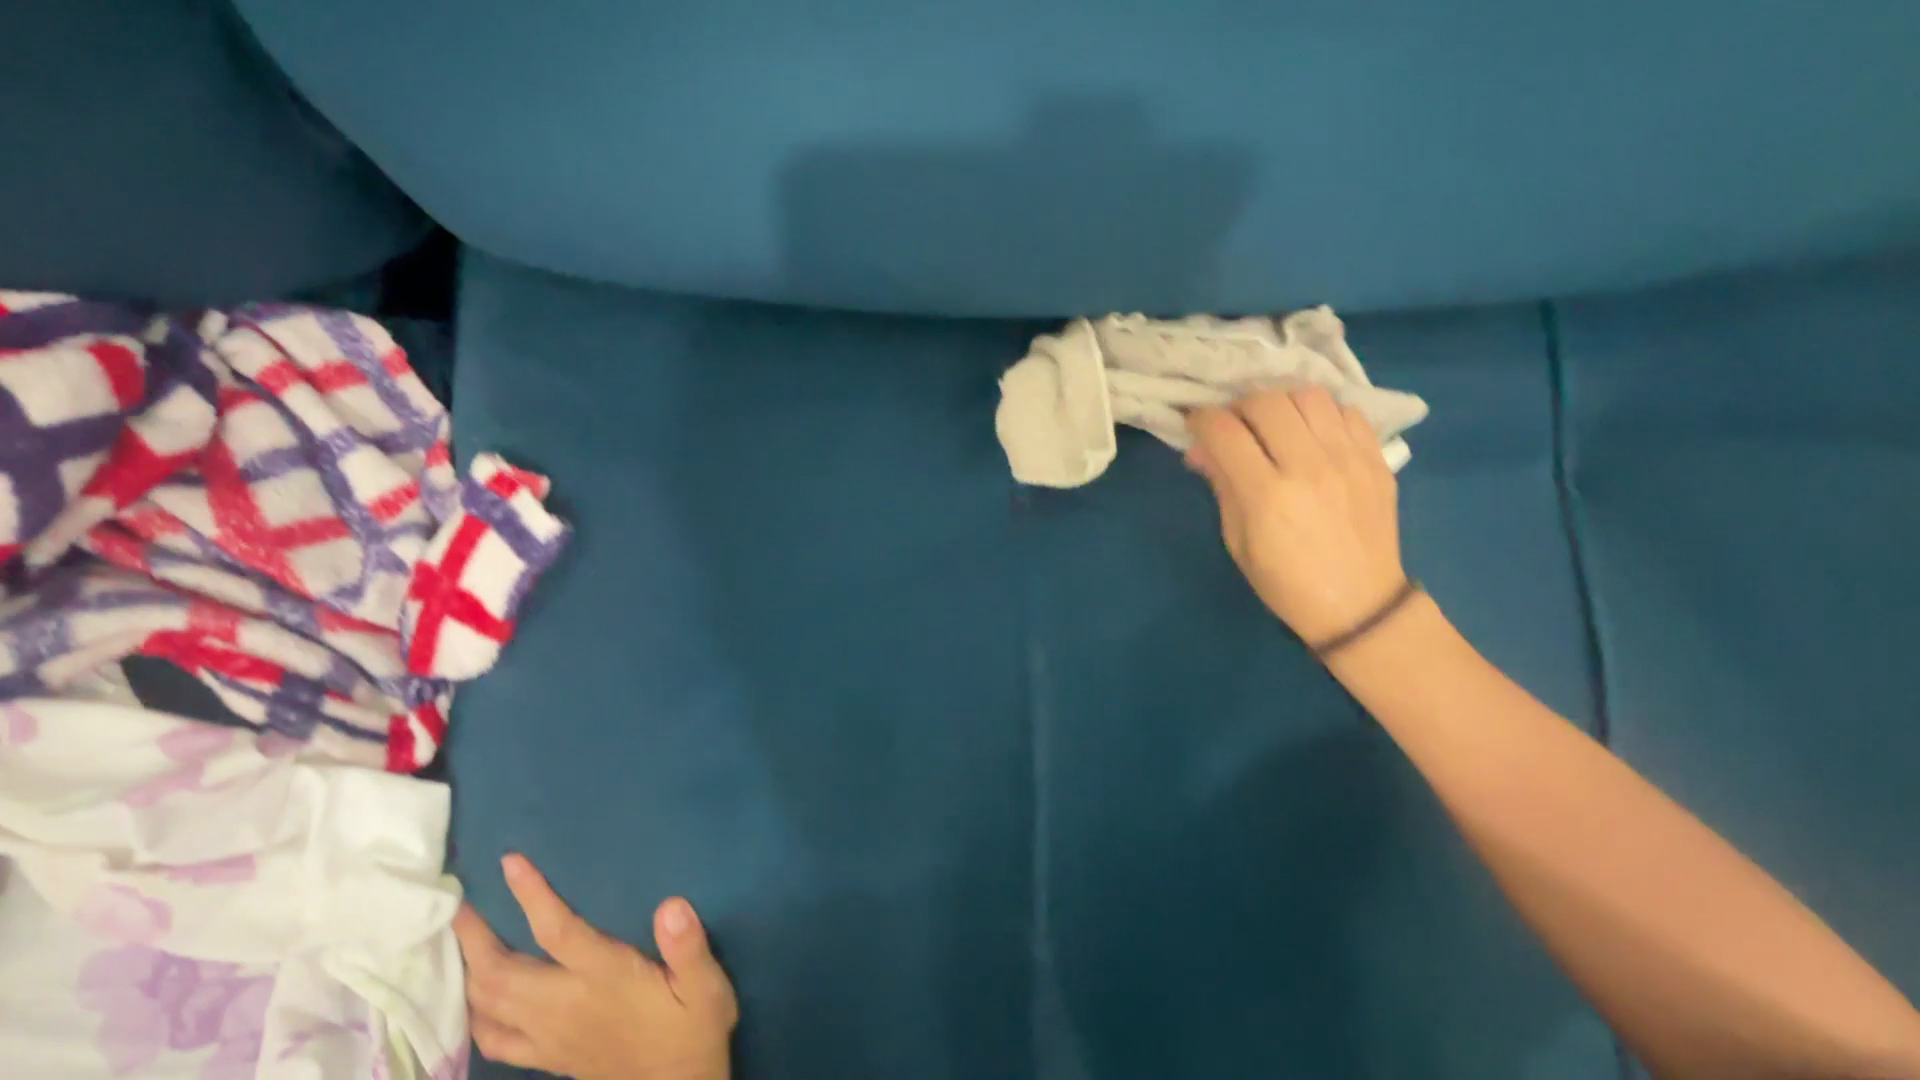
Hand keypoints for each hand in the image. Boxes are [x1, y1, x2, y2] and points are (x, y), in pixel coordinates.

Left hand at [452, 854, 737, 1079]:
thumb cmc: (692, 1030)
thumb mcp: (707, 987)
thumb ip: (688, 946)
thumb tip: (671, 904)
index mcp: (605, 979)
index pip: (558, 931)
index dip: (532, 895)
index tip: (510, 862)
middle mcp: (566, 1004)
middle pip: (501, 970)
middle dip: (474, 935)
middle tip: (458, 902)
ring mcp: (548, 1035)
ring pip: (488, 1002)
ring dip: (466, 969)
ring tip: (457, 939)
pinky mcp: (544, 1057)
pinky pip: (493, 1039)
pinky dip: (472, 1016)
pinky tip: (470, 999)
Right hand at [1185, 386, 1407, 645]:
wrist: (1360, 605)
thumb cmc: (1286, 583)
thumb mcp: (1239, 542)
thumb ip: (1222, 487)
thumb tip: (1200, 450)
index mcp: (1268, 495)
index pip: (1224, 431)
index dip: (1202, 420)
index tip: (1197, 426)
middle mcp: (1309, 467)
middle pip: (1266, 402)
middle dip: (1240, 407)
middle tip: (1237, 426)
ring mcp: (1348, 459)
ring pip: (1308, 395)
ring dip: (1283, 403)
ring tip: (1277, 424)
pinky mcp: (1376, 459)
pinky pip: (1347, 410)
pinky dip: (1322, 414)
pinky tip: (1313, 435)